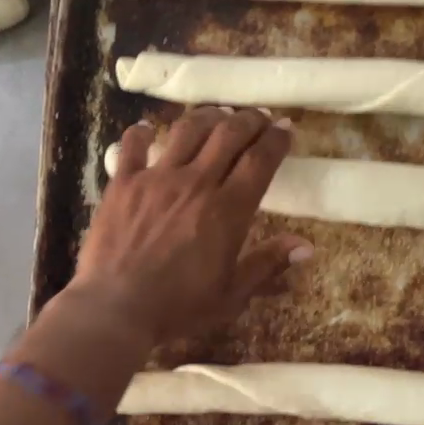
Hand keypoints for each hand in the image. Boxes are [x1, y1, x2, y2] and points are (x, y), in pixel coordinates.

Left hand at [65, 106, 310, 346]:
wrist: (117, 308)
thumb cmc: (179, 307)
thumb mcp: (231, 294)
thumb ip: (267, 264)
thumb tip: (306, 247)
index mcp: (227, 211)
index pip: (260, 161)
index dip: (276, 140)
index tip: (286, 130)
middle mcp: (195, 183)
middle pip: (228, 134)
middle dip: (249, 120)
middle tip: (259, 118)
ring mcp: (156, 179)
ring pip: (187, 130)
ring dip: (207, 117)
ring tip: (217, 116)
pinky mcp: (122, 184)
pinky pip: (133, 146)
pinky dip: (141, 133)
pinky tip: (146, 130)